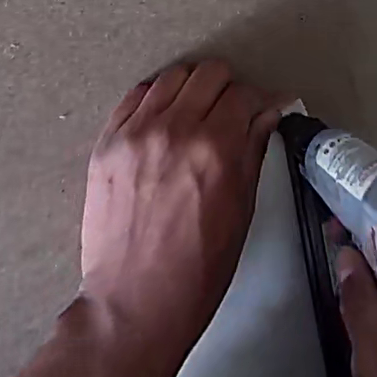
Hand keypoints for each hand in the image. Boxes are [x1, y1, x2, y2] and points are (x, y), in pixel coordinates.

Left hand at [76, 61, 283, 375]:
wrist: (133, 304)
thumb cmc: (198, 266)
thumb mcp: (242, 206)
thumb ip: (254, 148)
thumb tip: (268, 112)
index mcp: (215, 147)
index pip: (244, 93)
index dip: (256, 102)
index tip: (257, 112)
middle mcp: (176, 129)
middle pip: (210, 73)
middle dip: (227, 88)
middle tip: (228, 111)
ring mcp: (136, 133)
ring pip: (174, 75)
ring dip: (191, 87)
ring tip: (194, 111)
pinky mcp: (107, 143)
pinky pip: (136, 95)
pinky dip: (156, 98)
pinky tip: (163, 118)